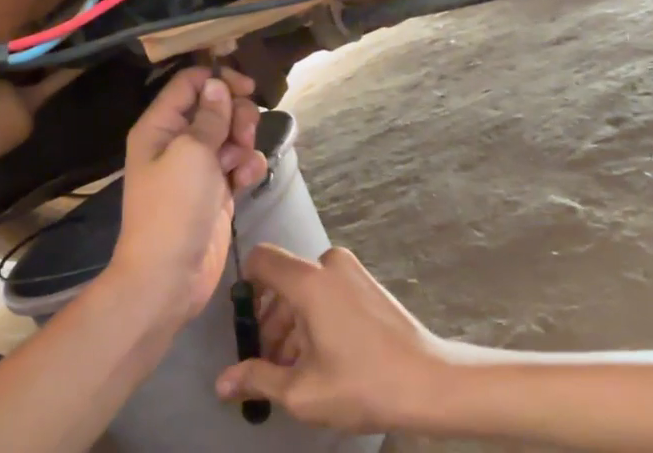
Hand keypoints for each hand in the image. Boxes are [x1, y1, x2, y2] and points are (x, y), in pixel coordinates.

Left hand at [109, 67, 267, 325]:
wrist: (168, 277)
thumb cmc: (173, 208)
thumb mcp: (192, 153)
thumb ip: (209, 116)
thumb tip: (217, 85)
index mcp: (159, 126)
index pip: (189, 83)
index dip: (218, 79)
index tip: (247, 87)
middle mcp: (176, 142)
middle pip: (215, 107)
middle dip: (236, 113)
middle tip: (242, 132)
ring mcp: (197, 168)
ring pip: (230, 134)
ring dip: (244, 141)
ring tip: (241, 161)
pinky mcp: (215, 192)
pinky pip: (237, 164)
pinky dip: (247, 166)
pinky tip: (249, 179)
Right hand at [215, 245, 445, 433]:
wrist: (431, 383)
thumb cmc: (363, 385)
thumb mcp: (302, 392)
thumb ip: (257, 380)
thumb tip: (222, 383)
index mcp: (310, 281)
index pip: (261, 259)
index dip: (245, 287)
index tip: (245, 324)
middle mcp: (329, 264)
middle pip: (284, 282)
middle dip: (270, 321)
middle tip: (269, 364)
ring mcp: (353, 272)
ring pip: (306, 290)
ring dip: (293, 324)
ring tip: (295, 369)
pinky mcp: (368, 284)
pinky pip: (328, 292)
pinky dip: (317, 318)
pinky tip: (322, 358)